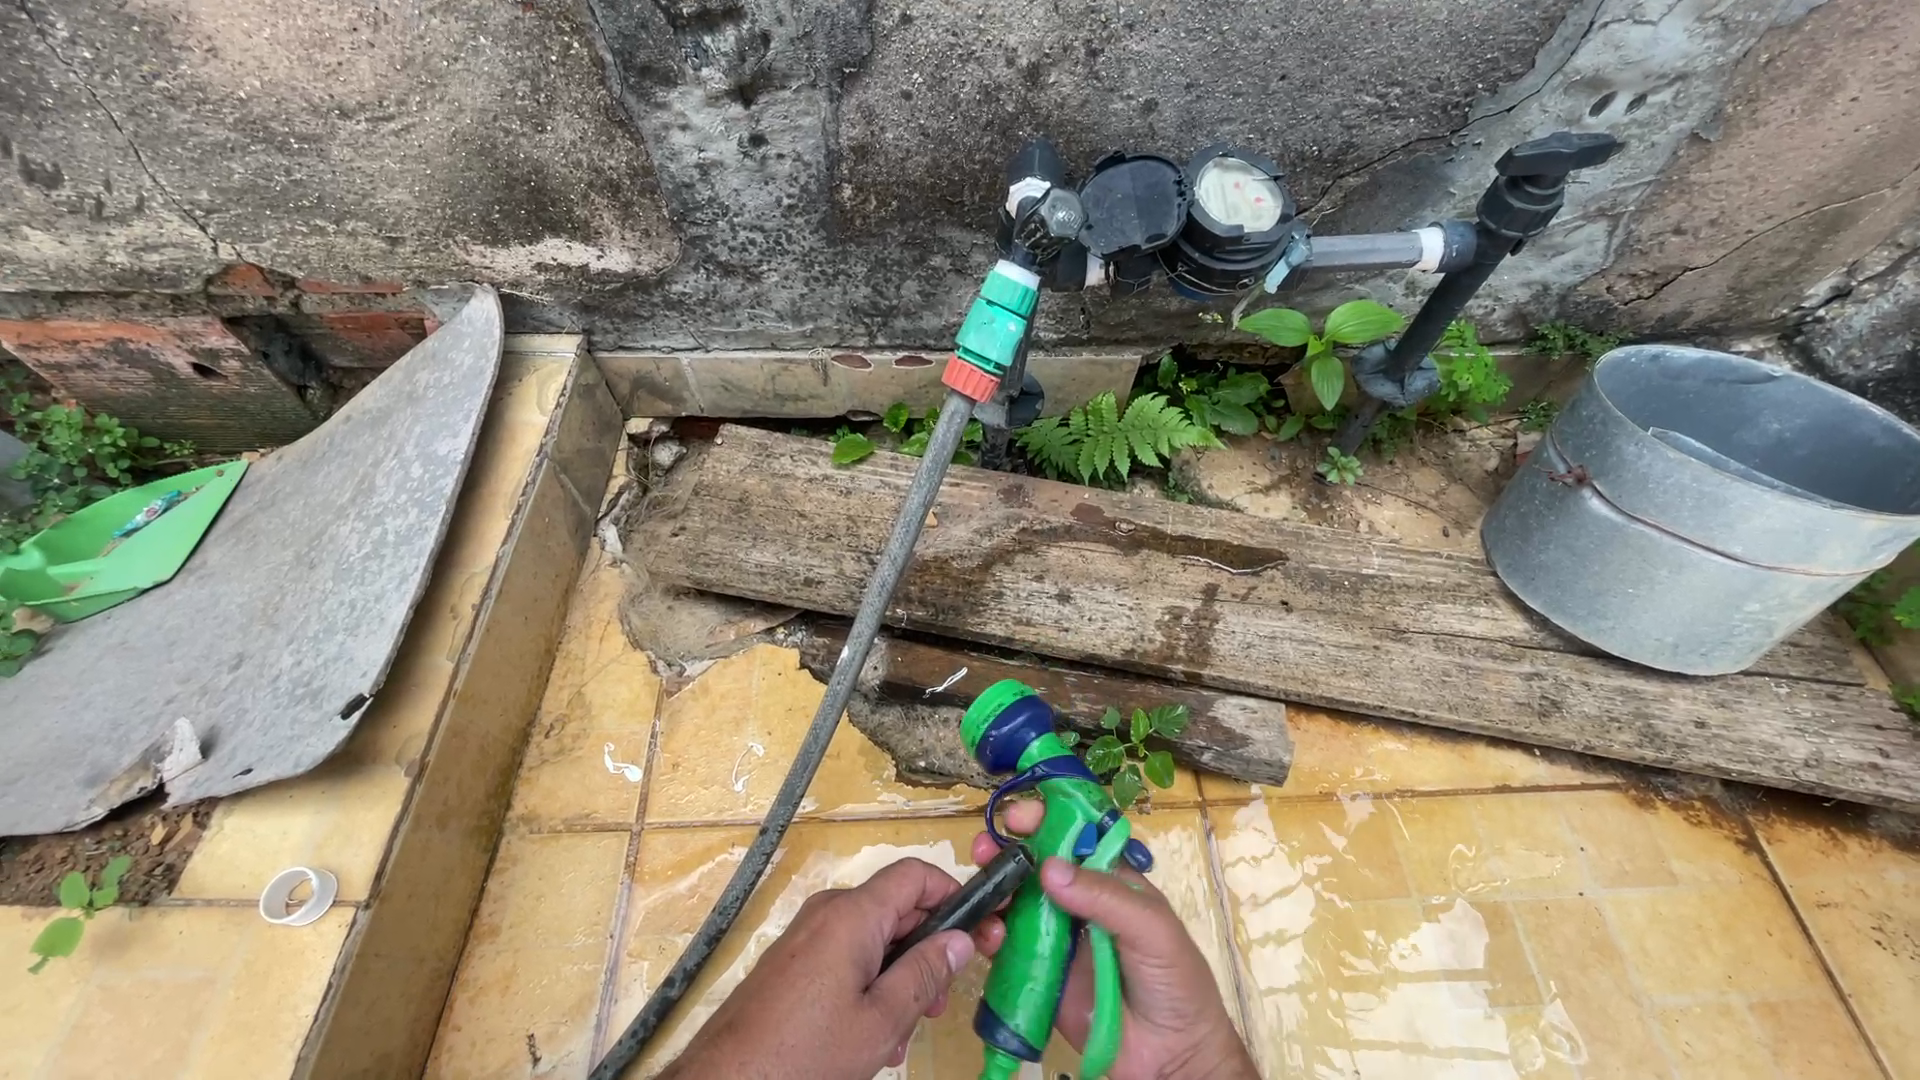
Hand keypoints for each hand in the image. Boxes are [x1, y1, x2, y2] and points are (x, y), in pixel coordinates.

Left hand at [659, 858, 979, 1079]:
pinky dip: (869, 984)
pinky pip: (846, 955)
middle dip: (928, 949)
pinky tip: (870, 1035)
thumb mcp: (879, 1022)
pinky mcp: (794, 961)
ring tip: (903, 1033)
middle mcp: (830, 911)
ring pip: (873, 938)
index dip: (953, 894)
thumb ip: (924, 974)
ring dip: (899, 975)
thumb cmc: (806, 1054)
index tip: (980, 933)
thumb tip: (962, 938)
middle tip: (942, 1003)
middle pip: (896, 908)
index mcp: (853, 913)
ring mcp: (808, 935)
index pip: (915, 874)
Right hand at [972, 802, 1257, 1079]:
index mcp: (1107, 877)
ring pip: (1014, 901)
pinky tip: (988, 934)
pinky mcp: (1037, 973)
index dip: (1044, 820)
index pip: (1071, 836)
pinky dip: (990, 934)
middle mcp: (1076, 900)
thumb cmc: (1174, 980)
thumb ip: (1103, 896)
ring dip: (992, 888)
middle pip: (1034, 864)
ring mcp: (1054, 936)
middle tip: (983, 848)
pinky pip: (1007, 947)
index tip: (1018, 818)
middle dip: (1007, 849)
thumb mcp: (1151, 927)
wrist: (1171, 1059)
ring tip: (981, 890)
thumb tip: (1048, 867)